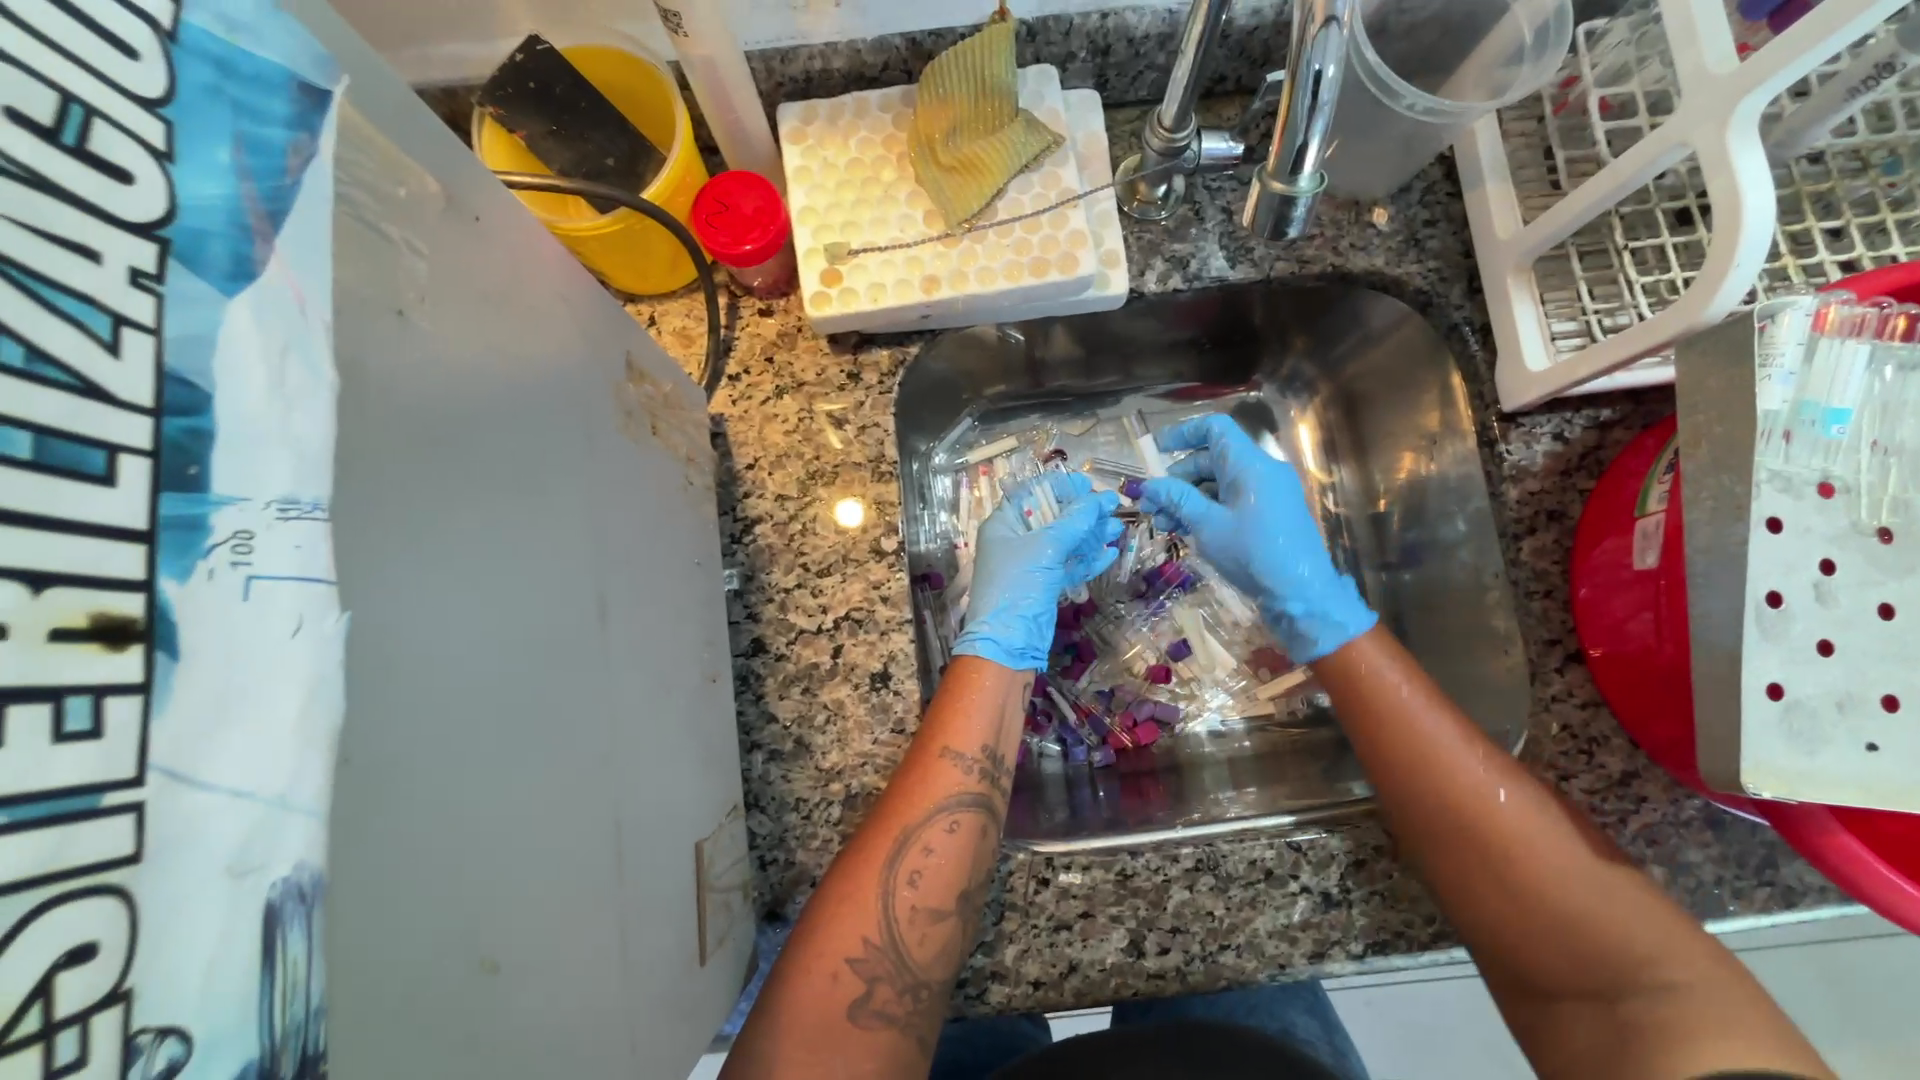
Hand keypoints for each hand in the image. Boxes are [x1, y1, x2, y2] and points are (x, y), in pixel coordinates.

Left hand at [953, 472, 1122, 671]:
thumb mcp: (1045, 548)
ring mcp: (1030, 565)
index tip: (1089, 485)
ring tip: (1118, 529)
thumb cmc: (1018, 587)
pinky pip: (1068, 566)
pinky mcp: (1044, 586)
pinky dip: (1087, 560)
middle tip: (1112, 507)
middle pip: (1052, 517)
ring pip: (1064, 542)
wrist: (1008, 645)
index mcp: (1004, 524)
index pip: (1032, 494)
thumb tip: (1101, 499)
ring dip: (1091, 535)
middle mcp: (1015, 540)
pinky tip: (1109, 553)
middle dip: (1083, 512)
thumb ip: (1074, 521)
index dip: (1061, 487)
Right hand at [1135, 414, 1375, 662]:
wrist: (1301, 594)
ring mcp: (1268, 494)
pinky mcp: (1269, 515)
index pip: (1215, 429)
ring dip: (1187, 500)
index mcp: (1249, 464)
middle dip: (1177, 481)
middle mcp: (1261, 471)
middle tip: (1151, 508)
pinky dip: (1206, 511)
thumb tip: (1149, 485)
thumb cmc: (1253, 553)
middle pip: (1211, 460)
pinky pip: (1231, 502)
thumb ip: (1177, 499)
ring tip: (1163, 526)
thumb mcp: (1207, 525)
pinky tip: (1185, 532)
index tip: (1156, 449)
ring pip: (1218, 485)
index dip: (1183, 433)